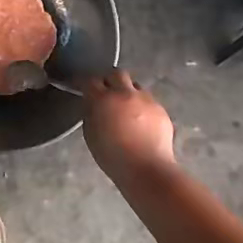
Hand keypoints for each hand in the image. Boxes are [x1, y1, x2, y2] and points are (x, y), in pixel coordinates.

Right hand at [81, 69, 175, 184]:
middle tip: (107, 92)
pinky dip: (142, 107)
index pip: (90, 80)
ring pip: (134, 86)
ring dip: (128, 92)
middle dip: (110, 80)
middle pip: (116, 73)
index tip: (83, 87)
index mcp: (102, 99)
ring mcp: (145, 99)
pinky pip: (148, 101)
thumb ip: (91, 114)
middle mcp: (124, 93)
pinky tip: (141, 123)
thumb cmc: (112, 157)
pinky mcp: (159, 108)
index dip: (85, 83)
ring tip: (126, 108)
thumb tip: (94, 105)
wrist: (147, 168)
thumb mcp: (91, 135)